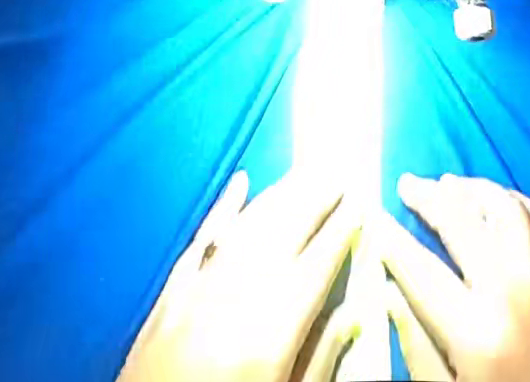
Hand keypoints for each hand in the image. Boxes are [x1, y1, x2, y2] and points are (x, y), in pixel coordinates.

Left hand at [119, 170, 360, 381]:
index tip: (362, 200)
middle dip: (317, 197)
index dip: (344, 226)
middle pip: (288, 229)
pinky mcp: (167, 300)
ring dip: (281, 194)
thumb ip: (321, 356)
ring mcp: (199, 292)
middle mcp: (240, 296)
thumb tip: (354, 311)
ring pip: (250, 225)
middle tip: (340, 174)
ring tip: (305, 172)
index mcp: (276, 325)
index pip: (321, 258)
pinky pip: (200, 242)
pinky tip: (240, 182)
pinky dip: (222, 209)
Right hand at [378, 173, 529, 381]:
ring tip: (449, 182)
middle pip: (465, 224)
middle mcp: (512, 289)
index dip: (396, 242)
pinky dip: (518, 201)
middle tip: (408, 182)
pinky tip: (501, 198)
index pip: (423, 271)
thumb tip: (390, 293)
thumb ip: (419, 347)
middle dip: (431, 198)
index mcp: (476, 330)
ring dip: (476, 189)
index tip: (376, 219)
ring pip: (507, 209)